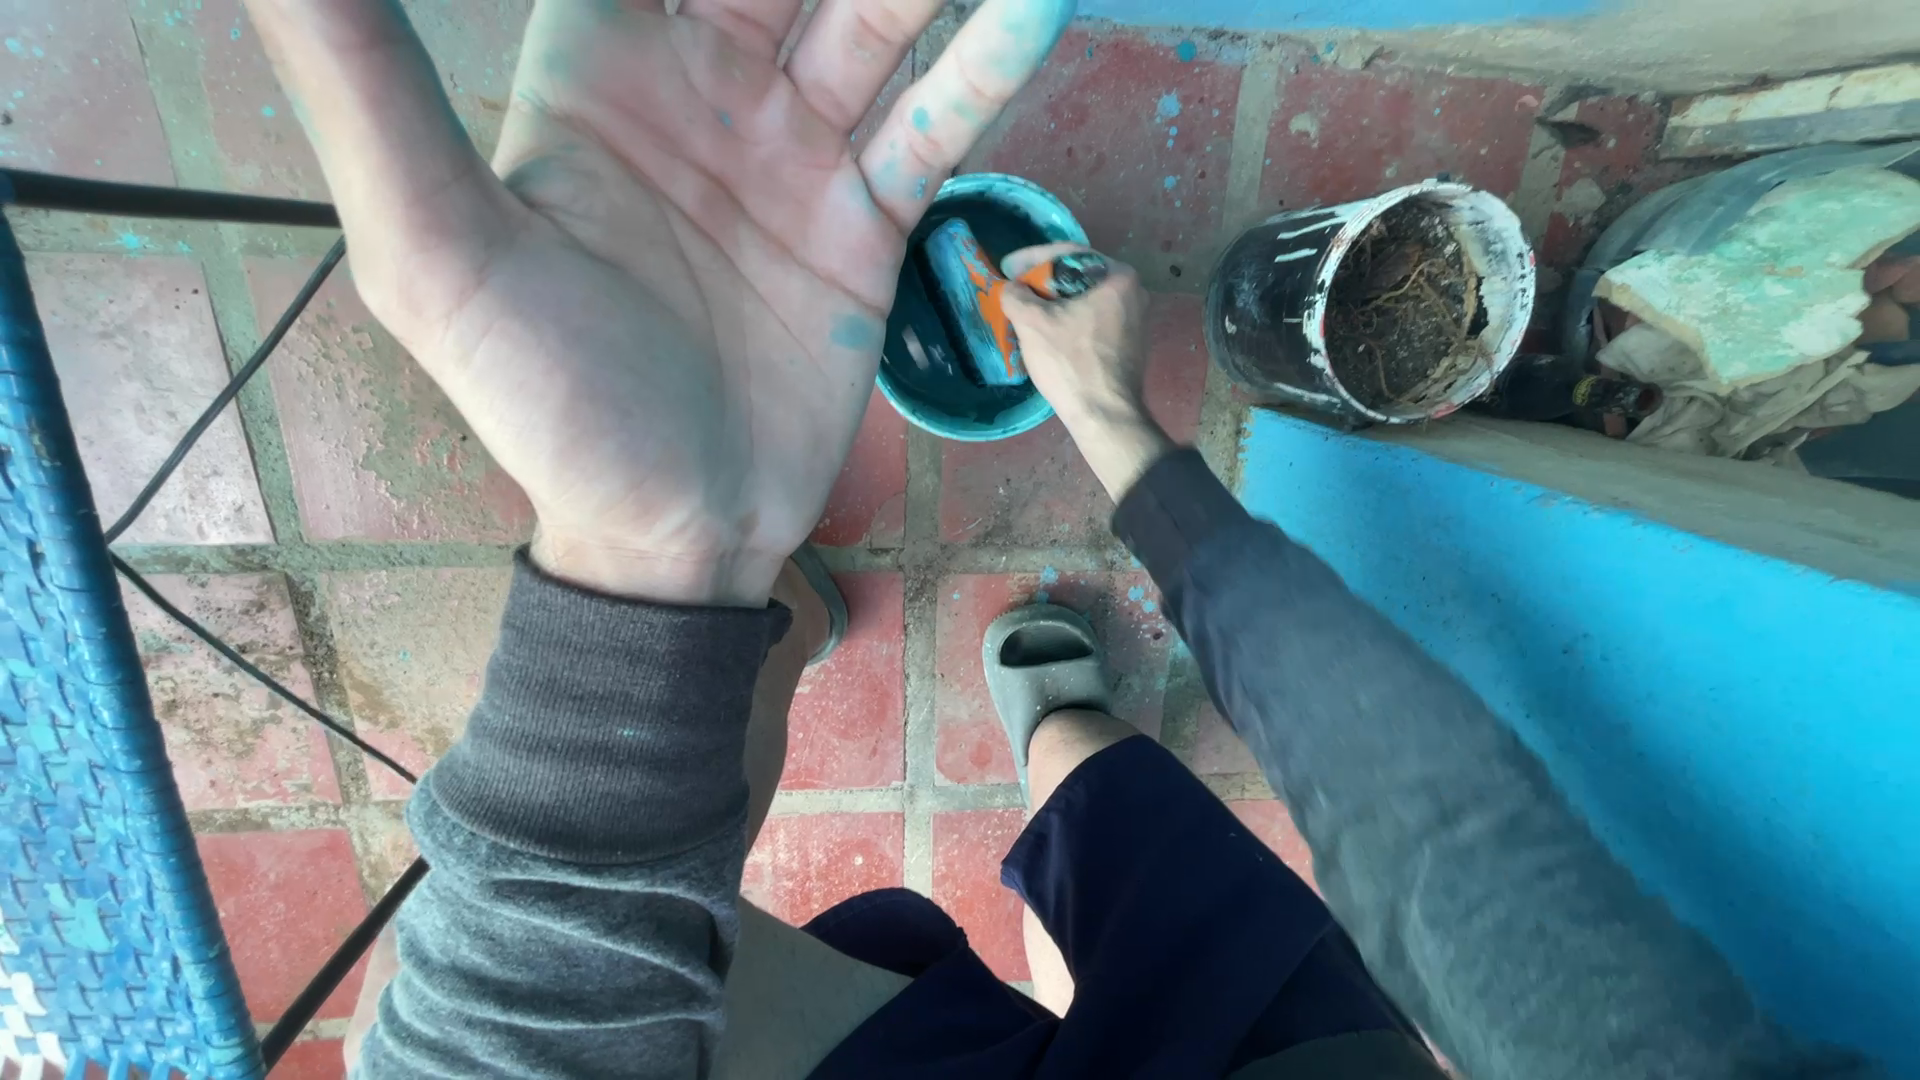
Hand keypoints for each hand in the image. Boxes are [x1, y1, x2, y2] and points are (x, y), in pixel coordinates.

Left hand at [243, 0, 1073, 603]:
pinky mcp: (872, 225)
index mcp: (597, 68)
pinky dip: (977, 72)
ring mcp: (802, 155)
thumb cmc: (552, 410)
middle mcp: (708, 87)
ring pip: (870, 25)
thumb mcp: (435, 259)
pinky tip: (1030, 13)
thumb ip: (367, 92)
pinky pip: (930, 130)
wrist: (679, 526)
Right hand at [1001, 245, 1171, 498]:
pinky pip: (1094, 321)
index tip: (1007, 265)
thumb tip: (1013, 289)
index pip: (1068, 254)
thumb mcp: (1033, 323)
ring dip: (1057, 304)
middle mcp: (1134, 292)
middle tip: (1017, 288)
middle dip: (1044, 282)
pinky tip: (1051, 334)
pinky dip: (1071, 322)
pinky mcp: (1130, 345)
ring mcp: (1136, 320)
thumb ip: (1017, 295)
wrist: (1103, 414)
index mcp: (1118, 276)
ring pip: (1086, 301)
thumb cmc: (1070, 363)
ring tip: (1029, 311)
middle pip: (1078, 276)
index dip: (1031, 258)